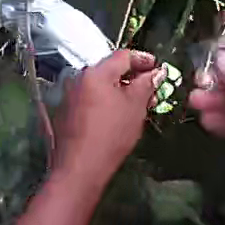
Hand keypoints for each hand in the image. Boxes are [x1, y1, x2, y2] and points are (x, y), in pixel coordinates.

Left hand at [51, 49, 159, 187]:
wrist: (79, 168)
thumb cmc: (111, 133)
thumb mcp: (135, 106)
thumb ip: (147, 84)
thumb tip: (157, 72)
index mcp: (96, 72)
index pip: (123, 56)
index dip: (143, 59)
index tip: (158, 67)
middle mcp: (79, 78)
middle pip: (111, 69)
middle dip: (133, 76)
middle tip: (152, 88)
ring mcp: (70, 95)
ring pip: (101, 85)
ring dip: (121, 89)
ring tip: (139, 102)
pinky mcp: (67, 111)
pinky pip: (92, 97)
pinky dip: (107, 99)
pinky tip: (119, 113)